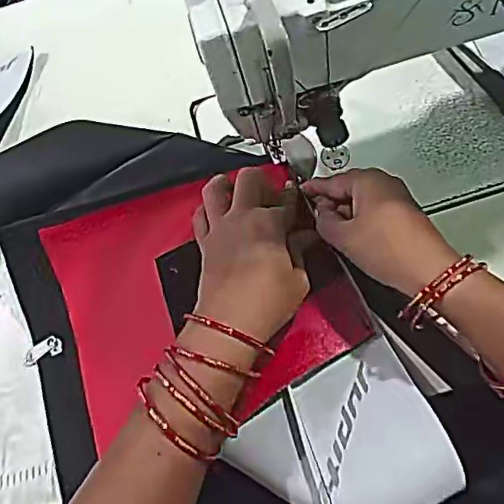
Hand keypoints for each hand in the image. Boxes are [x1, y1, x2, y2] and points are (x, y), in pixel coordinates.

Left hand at [191, 168, 314, 343]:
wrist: (228, 324)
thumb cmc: (262, 304)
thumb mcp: (299, 279)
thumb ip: (301, 252)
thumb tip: (304, 240)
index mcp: (269, 223)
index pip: (286, 200)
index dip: (296, 199)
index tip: (300, 205)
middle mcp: (241, 218)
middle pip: (249, 179)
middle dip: (263, 178)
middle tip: (271, 191)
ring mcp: (220, 228)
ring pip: (215, 188)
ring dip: (227, 182)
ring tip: (236, 185)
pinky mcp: (205, 243)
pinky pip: (200, 215)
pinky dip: (206, 207)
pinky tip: (214, 209)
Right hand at [302, 169, 459, 295]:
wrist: (430, 272)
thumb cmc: (394, 252)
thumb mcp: (342, 237)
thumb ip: (322, 221)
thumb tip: (321, 215)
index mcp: (367, 179)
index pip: (330, 180)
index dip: (312, 189)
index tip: (303, 192)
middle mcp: (385, 182)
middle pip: (347, 188)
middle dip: (332, 204)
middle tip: (320, 220)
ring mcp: (397, 196)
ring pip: (362, 200)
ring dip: (349, 215)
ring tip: (343, 236)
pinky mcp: (405, 213)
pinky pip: (375, 210)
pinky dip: (364, 221)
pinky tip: (362, 240)